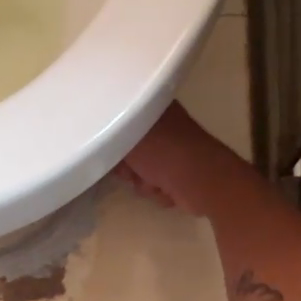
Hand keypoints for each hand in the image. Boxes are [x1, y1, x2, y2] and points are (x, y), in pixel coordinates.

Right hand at [115, 103, 242, 216]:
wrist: (201, 181)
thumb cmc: (163, 153)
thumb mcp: (126, 138)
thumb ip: (108, 136)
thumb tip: (98, 139)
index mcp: (152, 109)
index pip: (120, 121)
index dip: (111, 139)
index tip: (108, 150)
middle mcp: (162, 127)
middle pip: (127, 150)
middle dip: (127, 167)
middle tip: (131, 170)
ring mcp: (171, 151)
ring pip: (139, 171)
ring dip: (142, 182)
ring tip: (152, 181)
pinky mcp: (177, 174)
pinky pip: (154, 185)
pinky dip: (157, 191)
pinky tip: (165, 190)